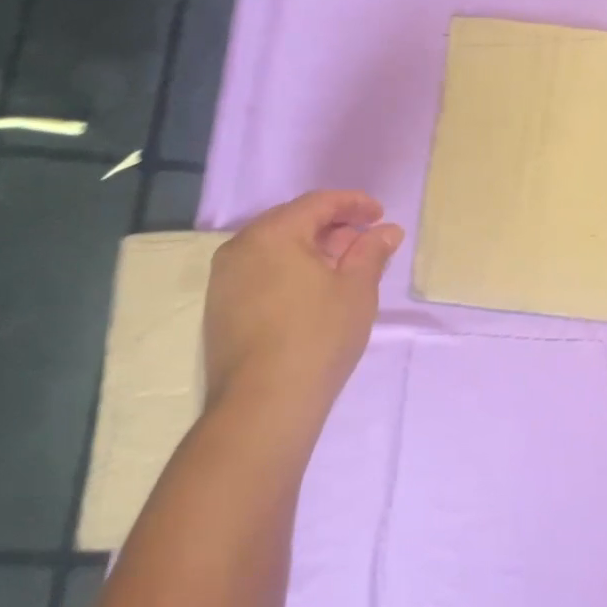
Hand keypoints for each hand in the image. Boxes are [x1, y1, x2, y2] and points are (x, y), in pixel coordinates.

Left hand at [203, 190, 403, 405]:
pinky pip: (261, 272)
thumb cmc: (318, 337)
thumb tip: (386, 231)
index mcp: (272, 233)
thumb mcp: (357, 289)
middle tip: (365, 241)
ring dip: (311, 250)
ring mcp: (224, 279)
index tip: (380, 215)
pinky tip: (314, 292)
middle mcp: (240, 247)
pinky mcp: (221, 308)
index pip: (317, 203)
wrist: (264, 403)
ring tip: (344, 268)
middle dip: (332, 227)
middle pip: (293, 222)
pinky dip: (291, 271)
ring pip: (275, 249)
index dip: (354, 204)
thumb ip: (372, 252)